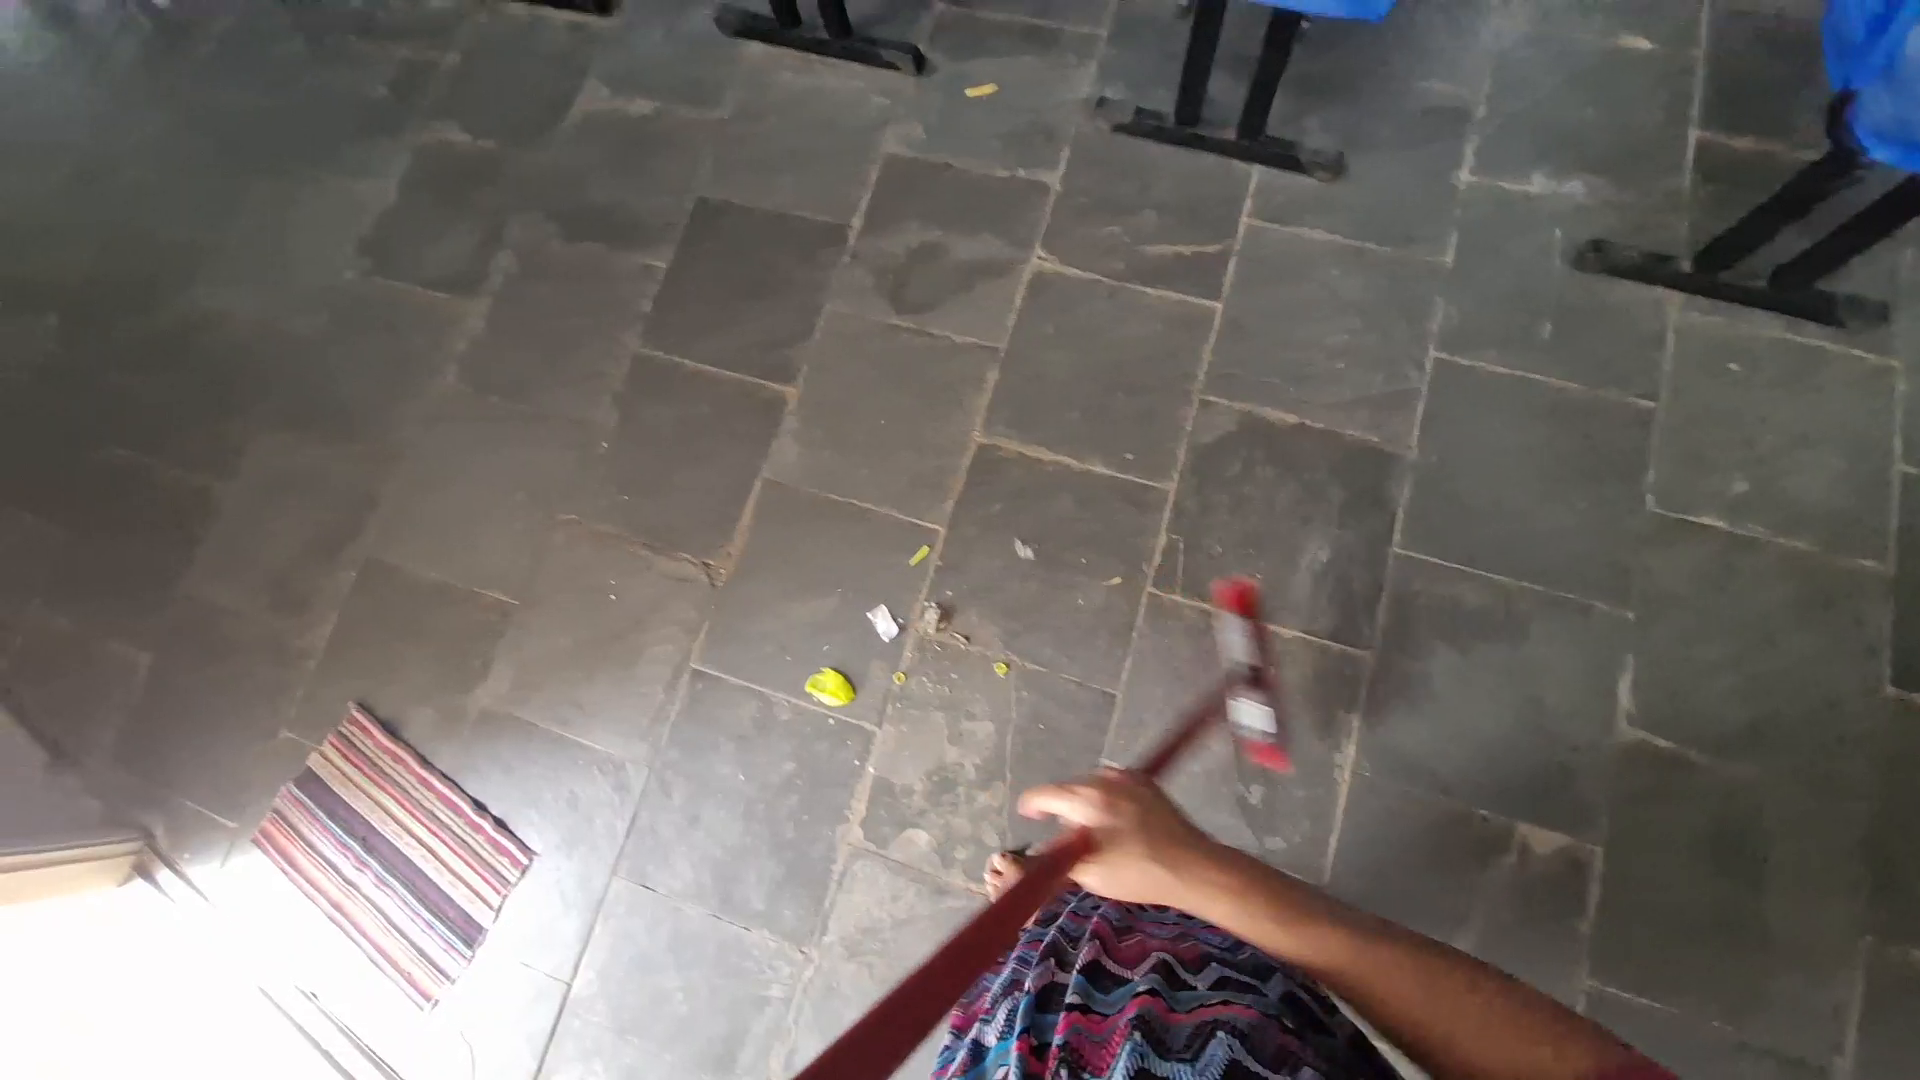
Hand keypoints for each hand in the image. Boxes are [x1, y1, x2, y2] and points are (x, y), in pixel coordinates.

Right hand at [1016, 769, 1224, 907]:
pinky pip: (1114, 787)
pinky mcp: (1146, 783)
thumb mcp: (1088, 872)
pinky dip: (1108, 801)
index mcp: (1086, 797)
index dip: (1031, 806)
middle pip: (1068, 789)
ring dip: (1086, 805)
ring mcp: (1128, 777)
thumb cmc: (1137, 871)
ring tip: (1096, 833)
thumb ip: (1053, 860)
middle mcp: (1104, 778)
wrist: (1192, 866)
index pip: (1043, 794)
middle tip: (1069, 839)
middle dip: (1063, 810)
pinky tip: (1118, 825)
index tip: (1027, 816)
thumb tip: (1031, 855)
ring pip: (1092, 787)